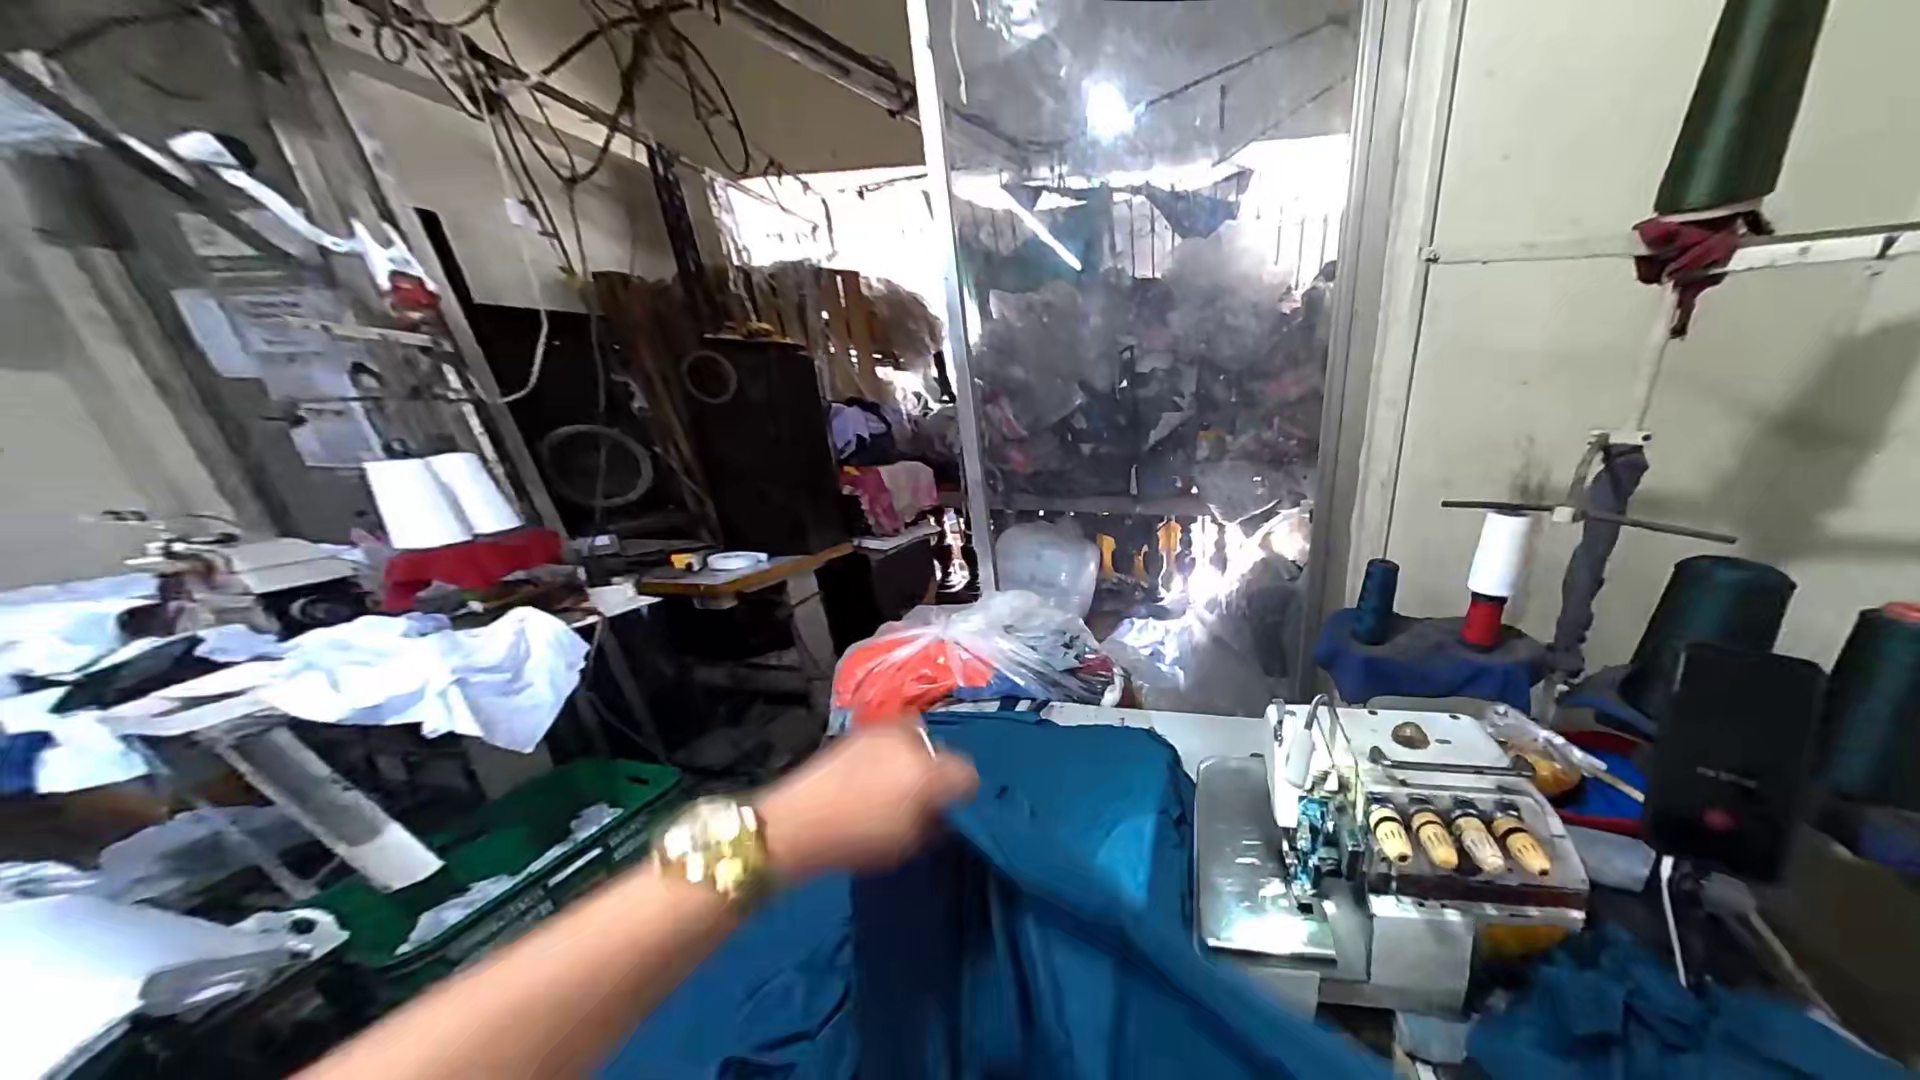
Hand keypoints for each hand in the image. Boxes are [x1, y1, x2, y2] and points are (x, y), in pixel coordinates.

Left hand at [757, 723, 978, 880]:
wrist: (799, 821)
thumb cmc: (856, 839)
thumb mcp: (906, 844)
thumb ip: (934, 824)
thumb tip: (942, 812)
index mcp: (929, 773)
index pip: (967, 772)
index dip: (965, 791)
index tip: (956, 807)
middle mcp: (912, 743)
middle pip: (942, 752)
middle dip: (940, 771)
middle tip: (926, 797)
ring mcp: (885, 731)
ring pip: (917, 739)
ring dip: (917, 757)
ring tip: (901, 782)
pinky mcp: (861, 731)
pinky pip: (891, 736)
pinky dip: (894, 750)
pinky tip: (878, 772)